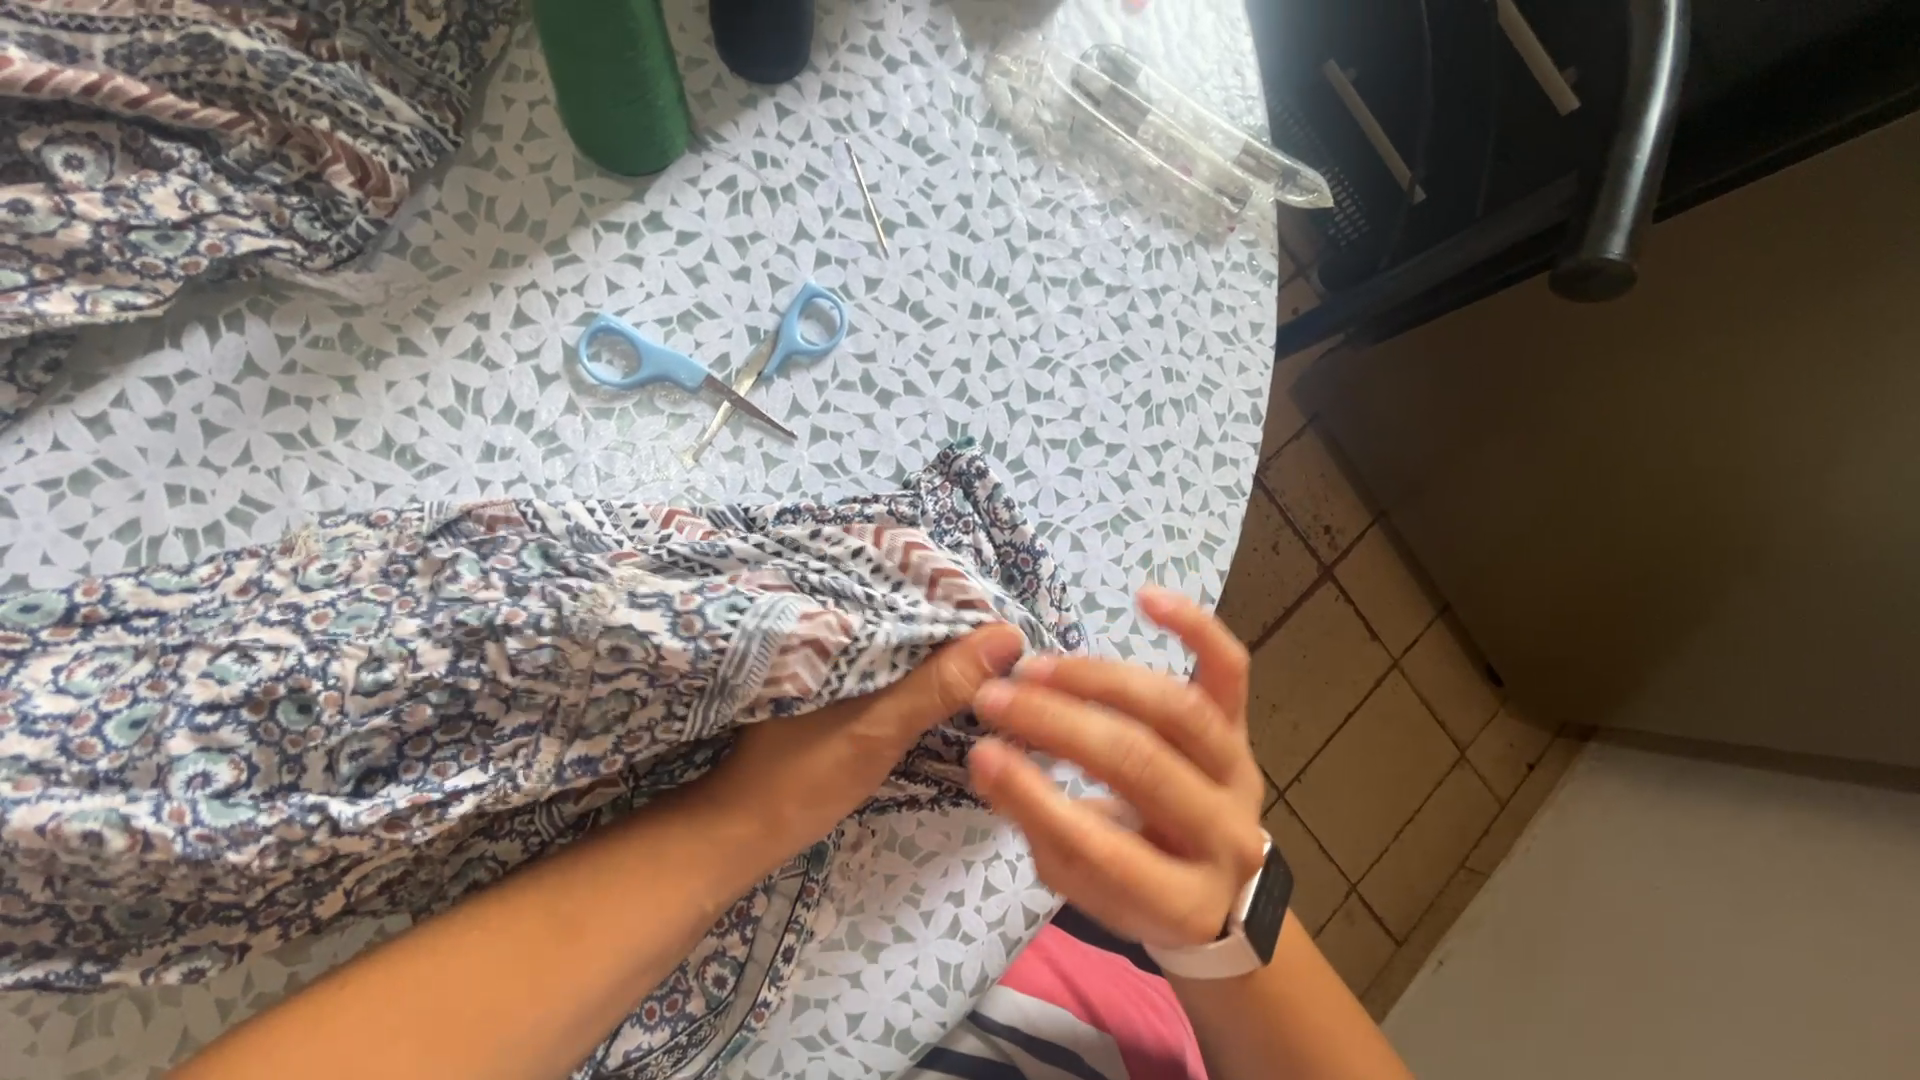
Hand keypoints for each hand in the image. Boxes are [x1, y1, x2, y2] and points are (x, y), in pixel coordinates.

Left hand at [698, 622, 1026, 860]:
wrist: (742, 828)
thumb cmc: (804, 776)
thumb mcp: (880, 728)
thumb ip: (941, 683)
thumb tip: (1010, 635)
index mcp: (835, 620)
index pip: (912, 590)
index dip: (962, 602)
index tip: (1010, 623)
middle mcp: (832, 623)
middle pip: (909, 609)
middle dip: (957, 623)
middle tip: (1010, 644)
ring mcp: (832, 651)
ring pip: (901, 635)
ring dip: (941, 646)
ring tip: (992, 656)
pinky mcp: (835, 679)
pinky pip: (888, 659)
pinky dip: (919, 666)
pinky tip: (949, 677)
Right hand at [967, 586, 1267, 948]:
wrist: (1215, 882)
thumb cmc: (1136, 885)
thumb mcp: (1082, 882)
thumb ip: (1040, 825)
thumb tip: (987, 759)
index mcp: (1184, 899)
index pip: (1108, 851)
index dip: (1039, 801)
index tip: (981, 754)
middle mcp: (1225, 832)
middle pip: (1142, 764)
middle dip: (1059, 724)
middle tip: (996, 698)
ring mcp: (1240, 771)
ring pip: (1177, 710)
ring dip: (1099, 680)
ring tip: (1038, 667)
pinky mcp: (1243, 728)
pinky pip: (1229, 669)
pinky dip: (1193, 628)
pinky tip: (1146, 598)